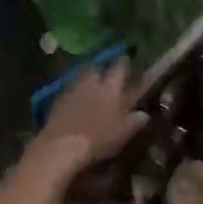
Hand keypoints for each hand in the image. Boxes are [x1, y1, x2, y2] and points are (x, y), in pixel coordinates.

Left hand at [33, 58, 149, 172]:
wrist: (64, 144)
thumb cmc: (100, 137)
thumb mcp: (125, 132)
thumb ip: (137, 120)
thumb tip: (144, 113)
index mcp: (110, 88)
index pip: (119, 68)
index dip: (123, 63)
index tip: (126, 59)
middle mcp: (91, 82)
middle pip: (96, 68)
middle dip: (102, 70)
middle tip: (107, 76)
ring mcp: (72, 88)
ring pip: (81, 77)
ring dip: (87, 80)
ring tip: (92, 88)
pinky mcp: (58, 98)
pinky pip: (70, 89)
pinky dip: (75, 93)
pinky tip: (77, 102)